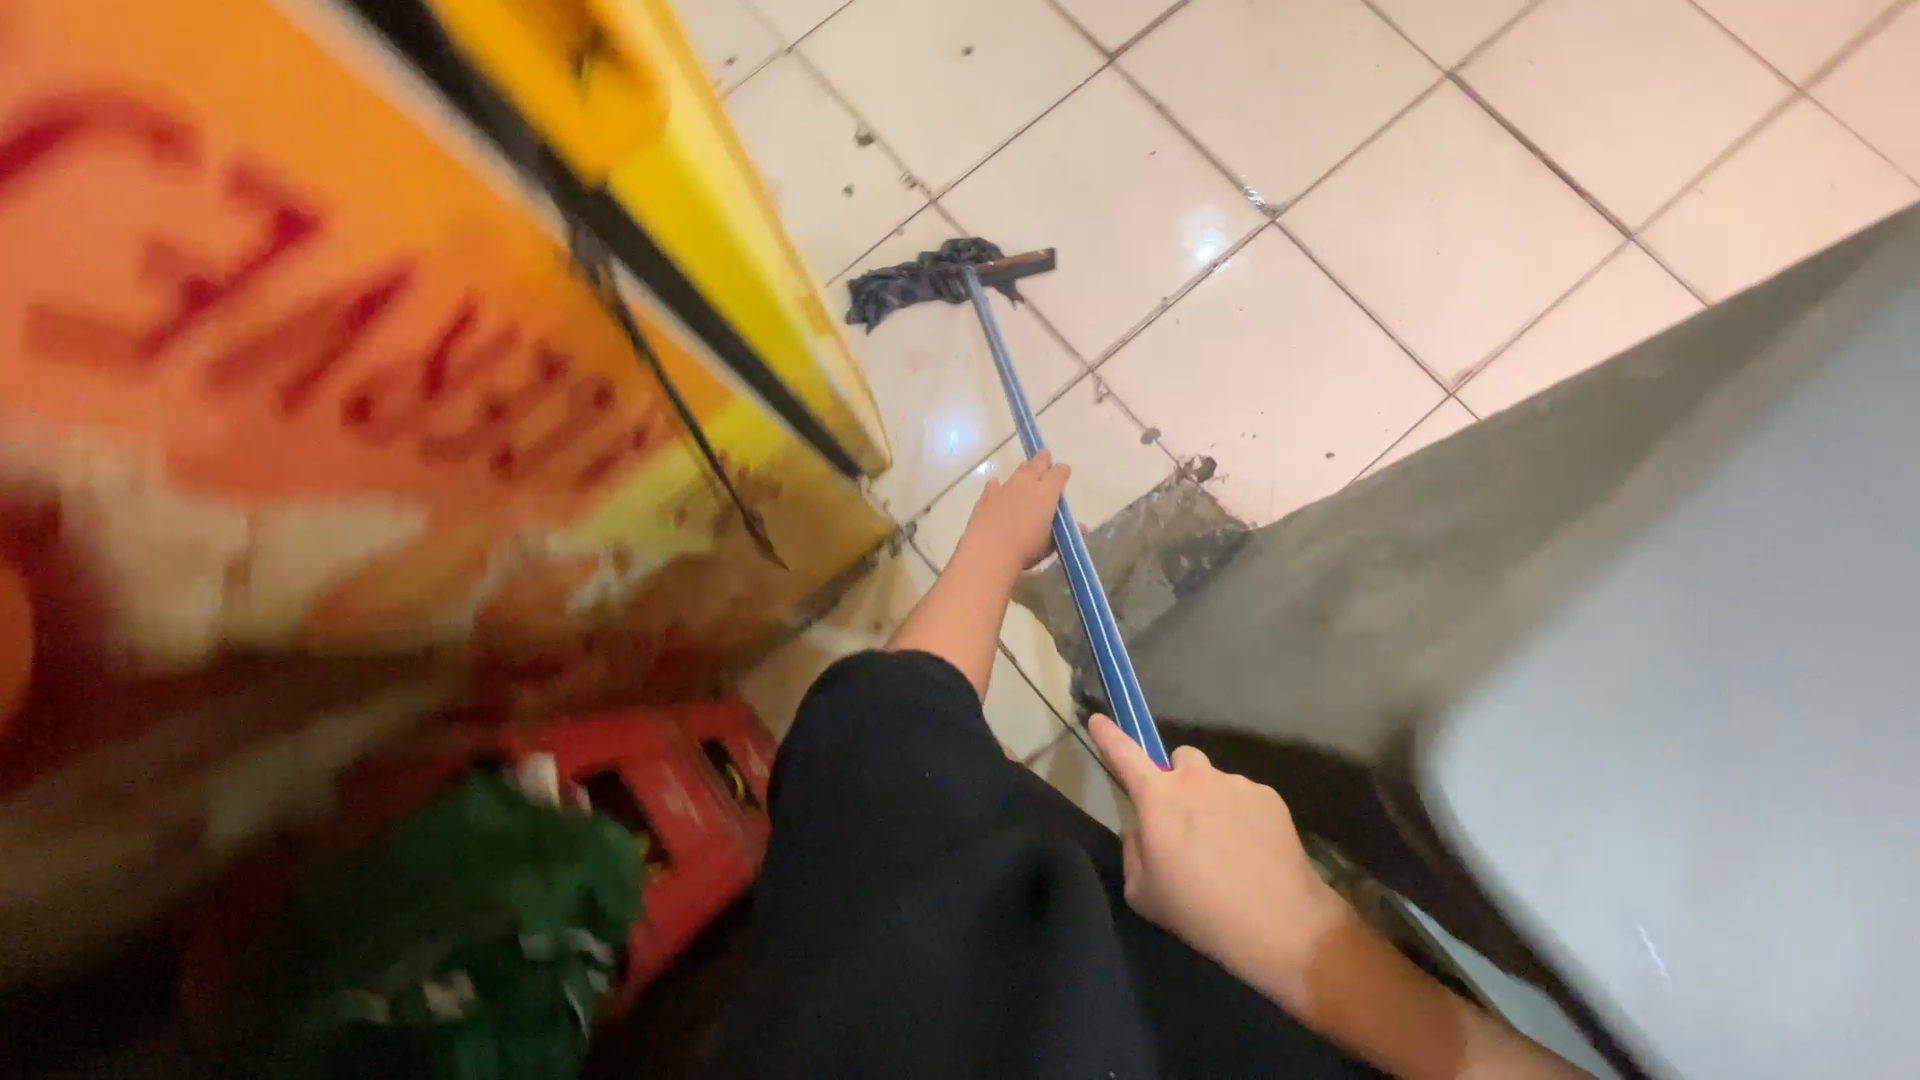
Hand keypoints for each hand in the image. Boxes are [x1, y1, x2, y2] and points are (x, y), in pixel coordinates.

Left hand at [954, 450, 1069, 574]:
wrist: (988, 552)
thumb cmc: (1025, 550)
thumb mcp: (1050, 544)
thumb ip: (1064, 532)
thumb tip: (1082, 528)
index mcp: (1046, 493)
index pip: (1059, 473)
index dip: (1062, 471)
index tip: (1063, 472)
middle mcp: (1026, 484)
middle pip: (1037, 464)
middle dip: (1043, 460)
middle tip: (1045, 455)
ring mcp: (1004, 487)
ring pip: (1017, 471)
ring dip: (1023, 470)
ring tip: (1025, 470)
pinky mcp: (986, 495)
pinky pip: (995, 484)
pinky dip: (999, 486)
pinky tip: (997, 488)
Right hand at [1088, 714, 1345, 998]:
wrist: (1280, 927)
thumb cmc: (1200, 911)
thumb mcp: (1143, 892)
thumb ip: (1133, 851)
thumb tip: (1143, 831)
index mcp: (1158, 798)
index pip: (1124, 754)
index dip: (1108, 736)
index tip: (1098, 720)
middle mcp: (1196, 779)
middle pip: (1180, 761)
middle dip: (1177, 782)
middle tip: (1185, 823)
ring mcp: (1236, 784)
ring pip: (1215, 781)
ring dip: (1212, 801)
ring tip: (1226, 847)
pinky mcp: (1270, 797)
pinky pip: (1245, 797)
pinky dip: (1243, 816)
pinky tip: (1252, 852)